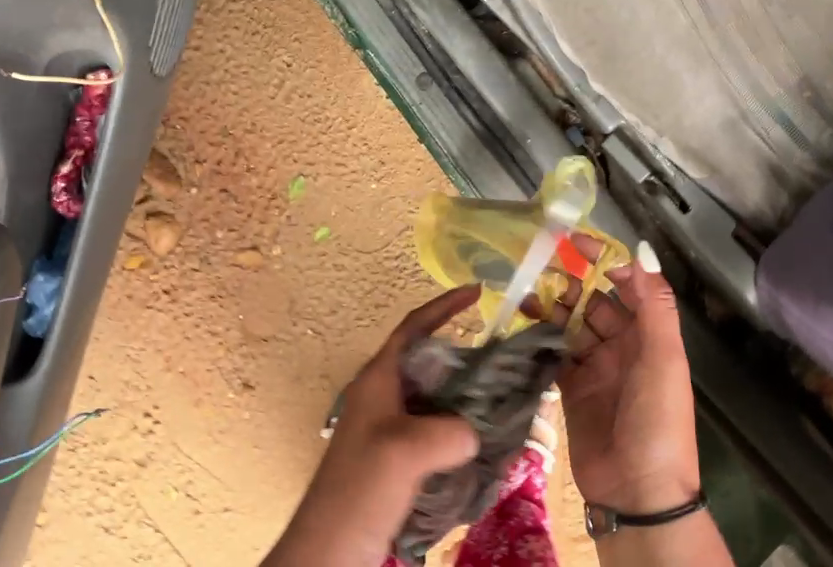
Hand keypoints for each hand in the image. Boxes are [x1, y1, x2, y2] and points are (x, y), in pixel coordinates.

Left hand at [262, 285, 481, 566]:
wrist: (329, 552)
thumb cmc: (358, 489)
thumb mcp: (405, 452)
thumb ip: (448, 431)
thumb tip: (472, 432)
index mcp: (378, 379)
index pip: (414, 327)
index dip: (444, 305)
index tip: (477, 291)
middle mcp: (383, 396)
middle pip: (429, 360)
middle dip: (464, 354)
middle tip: (503, 358)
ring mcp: (388, 428)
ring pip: (435, 397)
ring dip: (465, 395)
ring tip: (501, 399)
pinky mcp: (395, 459)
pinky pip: (434, 429)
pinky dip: (458, 428)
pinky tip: (482, 443)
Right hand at [528, 238, 700, 516]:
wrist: (637, 493)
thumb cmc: (657, 420)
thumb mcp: (663, 358)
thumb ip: (653, 304)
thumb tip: (642, 250)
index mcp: (650, 336)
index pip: (630, 285)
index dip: (607, 261)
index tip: (577, 242)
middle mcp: (624, 347)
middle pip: (596, 302)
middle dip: (573, 282)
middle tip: (542, 268)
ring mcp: (596, 368)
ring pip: (573, 325)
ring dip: (554, 306)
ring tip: (529, 293)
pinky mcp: (571, 390)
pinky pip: (555, 353)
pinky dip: (540, 336)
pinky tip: (523, 321)